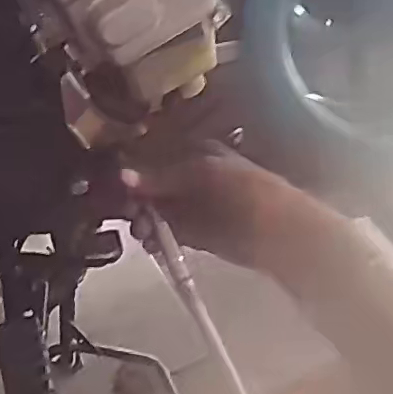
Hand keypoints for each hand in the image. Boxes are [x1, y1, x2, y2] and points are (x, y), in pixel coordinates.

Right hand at [122, 142, 341, 271]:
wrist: (278, 230)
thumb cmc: (242, 189)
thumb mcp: (199, 173)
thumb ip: (160, 176)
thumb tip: (121, 177)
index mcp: (193, 150)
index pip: (153, 155)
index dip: (132, 169)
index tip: (113, 185)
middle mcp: (189, 176)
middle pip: (151, 186)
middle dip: (135, 199)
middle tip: (127, 213)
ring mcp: (191, 205)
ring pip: (155, 210)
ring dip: (142, 220)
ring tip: (140, 232)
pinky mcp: (194, 233)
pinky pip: (166, 232)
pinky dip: (155, 237)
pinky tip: (149, 243)